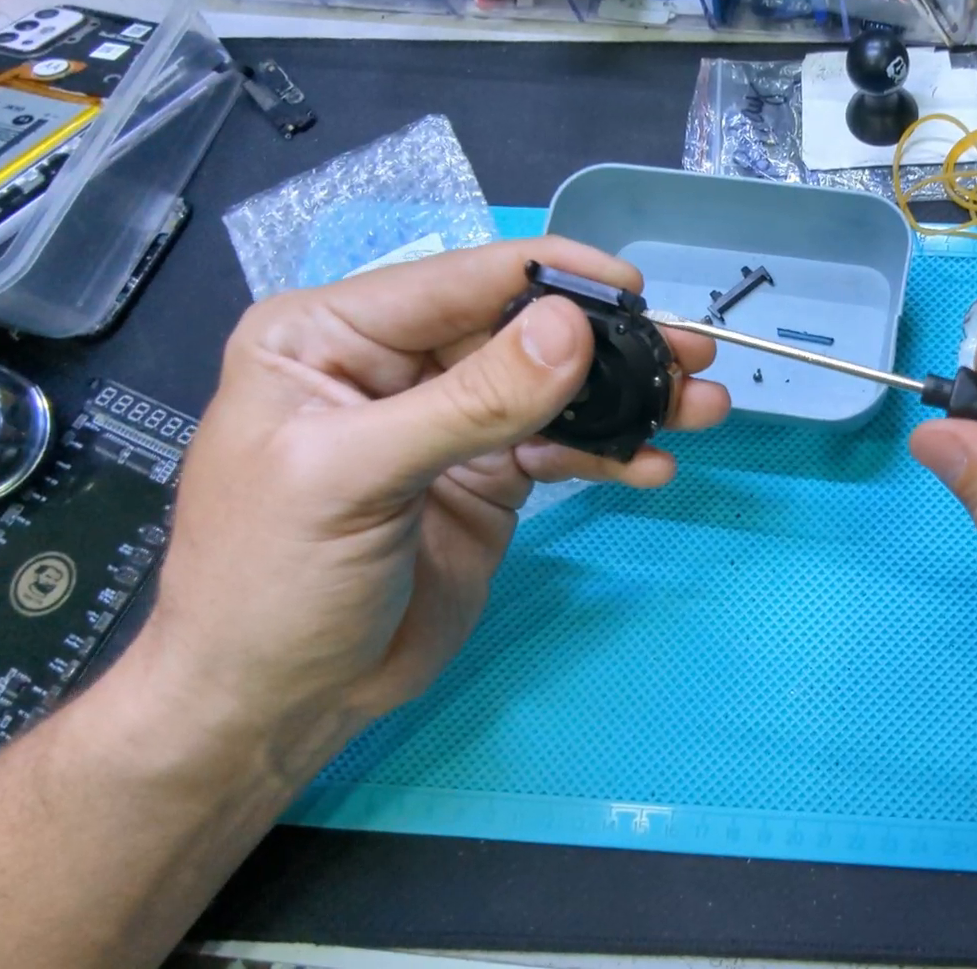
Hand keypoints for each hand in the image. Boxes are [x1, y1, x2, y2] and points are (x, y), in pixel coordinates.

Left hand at [143, 237, 729, 776]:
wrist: (283, 701)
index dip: (551, 276)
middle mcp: (403, 368)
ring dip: (631, 401)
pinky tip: (652, 466)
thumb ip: (473, 401)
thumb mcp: (360, 477)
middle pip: (527, 335)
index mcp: (337, 338)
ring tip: (700, 407)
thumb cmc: (275, 582)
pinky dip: (612, 457)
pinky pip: (565, 450)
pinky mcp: (494, 477)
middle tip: (692, 353)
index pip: (459, 282)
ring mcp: (457, 425)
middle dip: (612, 346)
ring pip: (558, 393)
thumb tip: (572, 328)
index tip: (634, 289)